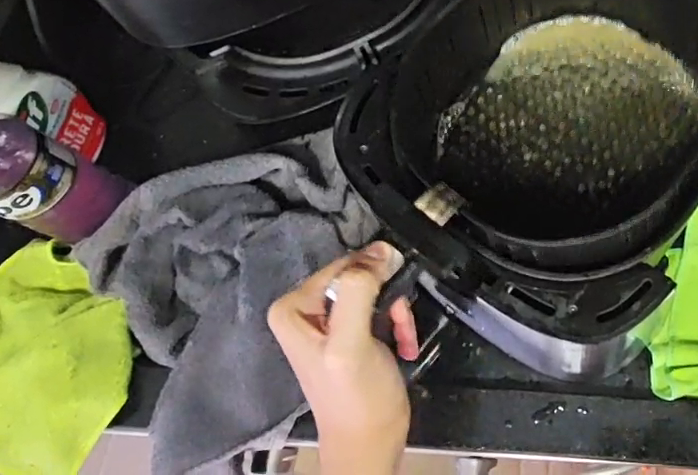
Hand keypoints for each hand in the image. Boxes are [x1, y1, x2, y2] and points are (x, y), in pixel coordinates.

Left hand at [267, 242, 419, 474]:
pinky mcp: (353, 332)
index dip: (373, 278)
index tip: (391, 301)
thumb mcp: (351, 344)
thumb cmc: (355, 398)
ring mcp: (330, 321)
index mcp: (292, 308)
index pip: (343, 266)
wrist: (370, 447)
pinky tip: (404, 344)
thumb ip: (358, 293)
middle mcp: (306, 309)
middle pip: (361, 276)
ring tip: (403, 337)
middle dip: (388, 297)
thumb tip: (380, 250)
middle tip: (399, 321)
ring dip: (397, 311)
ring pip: (376, 289)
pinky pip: (382, 306)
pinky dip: (399, 322)